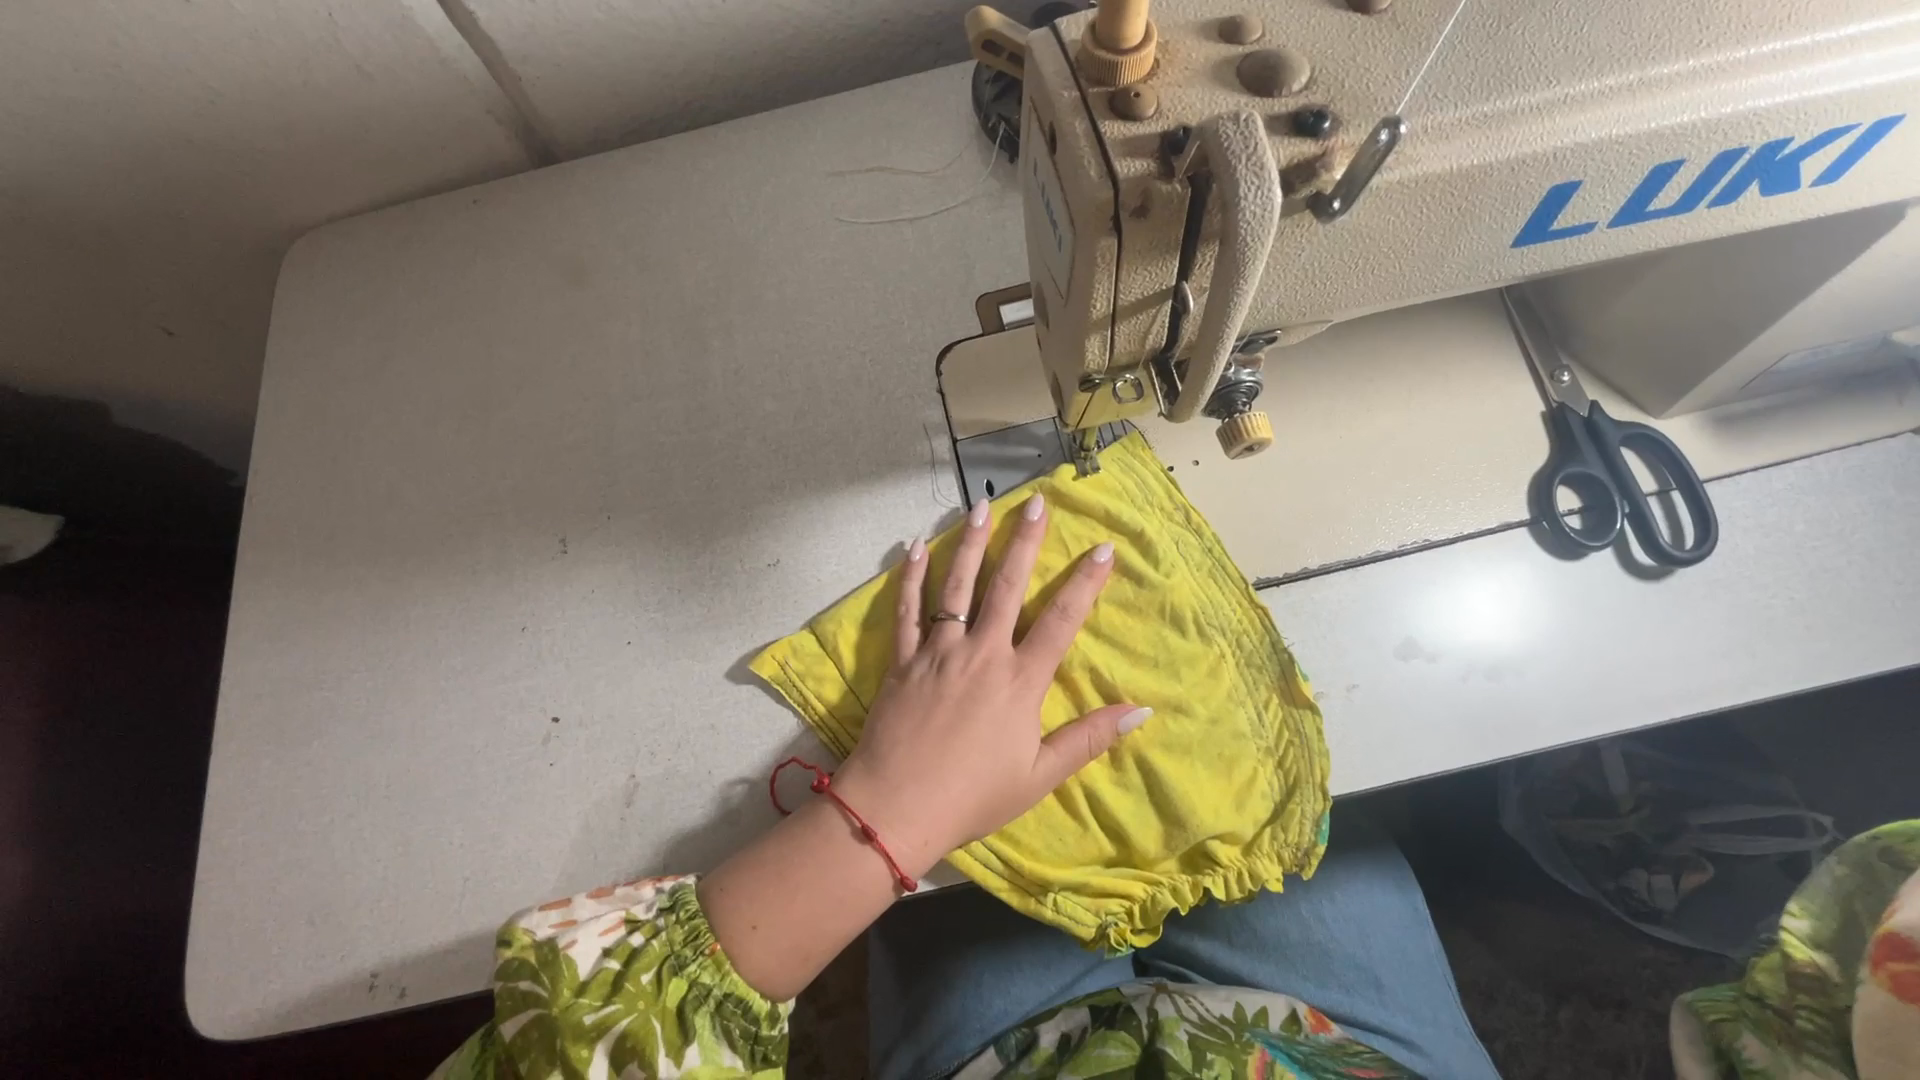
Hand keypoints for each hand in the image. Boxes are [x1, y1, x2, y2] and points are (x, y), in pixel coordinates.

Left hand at [833, 491, 1151, 875]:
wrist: (896, 807)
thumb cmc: (973, 796)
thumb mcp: (1040, 776)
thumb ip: (1088, 739)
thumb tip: (1140, 710)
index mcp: (1019, 681)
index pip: (1060, 621)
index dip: (1084, 582)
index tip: (1103, 548)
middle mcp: (981, 653)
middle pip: (1006, 587)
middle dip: (1026, 542)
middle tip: (1037, 503)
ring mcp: (938, 651)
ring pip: (956, 586)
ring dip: (970, 543)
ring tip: (981, 506)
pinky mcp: (903, 659)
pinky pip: (907, 609)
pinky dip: (910, 576)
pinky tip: (914, 546)